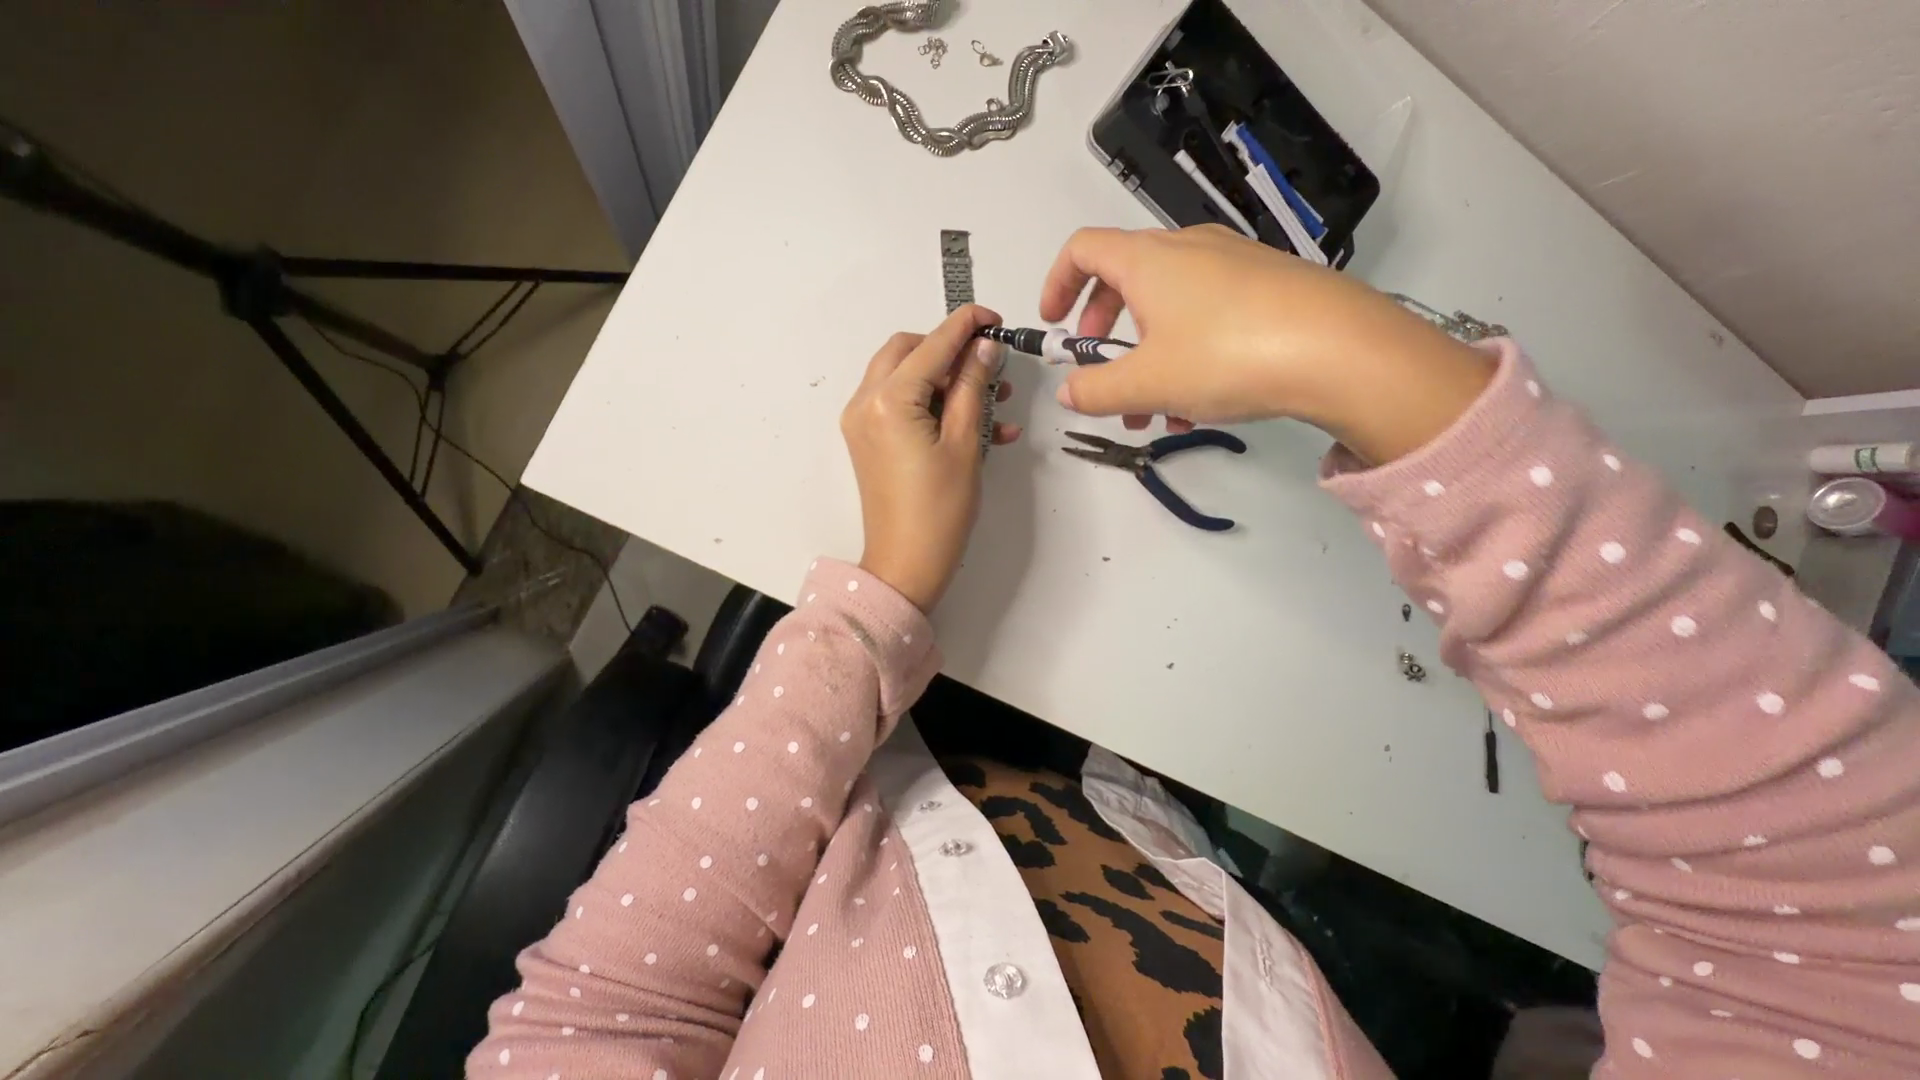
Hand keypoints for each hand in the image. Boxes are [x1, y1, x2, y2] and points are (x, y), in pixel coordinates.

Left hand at [841, 305, 1020, 611]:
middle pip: (908, 351)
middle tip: (988, 361)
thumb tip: (984, 347)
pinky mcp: (868, 439)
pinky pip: (900, 404)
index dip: (965, 326)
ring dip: (945, 378)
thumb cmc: (938, 511)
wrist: (905, 565)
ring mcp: (862, 422)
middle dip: (949, 350)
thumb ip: (973, 386)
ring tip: (992, 399)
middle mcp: (864, 403)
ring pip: (904, 376)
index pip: (931, 345)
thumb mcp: (965, 443)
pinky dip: (932, 404)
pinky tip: (976, 424)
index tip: (994, 318)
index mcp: (888, 400)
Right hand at [1040, 225, 1495, 464]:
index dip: (1057, 284)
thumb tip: (1067, 390)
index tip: (1054, 326)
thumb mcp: (1147, 383)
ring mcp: (1232, 263)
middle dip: (1105, 333)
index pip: (1082, 249)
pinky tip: (1200, 406)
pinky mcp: (1267, 285)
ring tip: (1154, 414)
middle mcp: (1187, 249)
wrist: (1339, 348)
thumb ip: (1095, 389)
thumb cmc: (1224, 355)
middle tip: (1103, 374)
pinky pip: (1208, 315)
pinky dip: (1187, 354)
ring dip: (1148, 357)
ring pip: (1169, 307)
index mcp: (1147, 260)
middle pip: (1125, 280)